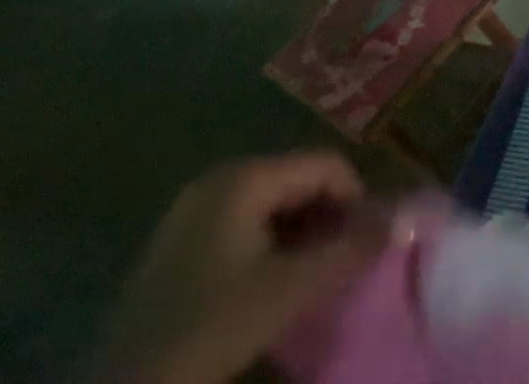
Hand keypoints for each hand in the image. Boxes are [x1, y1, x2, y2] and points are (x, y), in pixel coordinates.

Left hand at [85, 152, 388, 383]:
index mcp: (244, 178)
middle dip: (331, 218)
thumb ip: (353, 248)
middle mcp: (218, 180)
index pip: (328, 166)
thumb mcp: (294, 288)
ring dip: (305, 235)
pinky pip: (248, 224)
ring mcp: (194, 210)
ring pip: (277, 205)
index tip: (364, 246)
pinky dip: (274, 245)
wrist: (129, 383)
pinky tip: (272, 284)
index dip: (357, 200)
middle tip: (341, 263)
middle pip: (302, 181)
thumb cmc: (214, 324)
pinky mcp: (182, 242)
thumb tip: (400, 220)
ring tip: (311, 276)